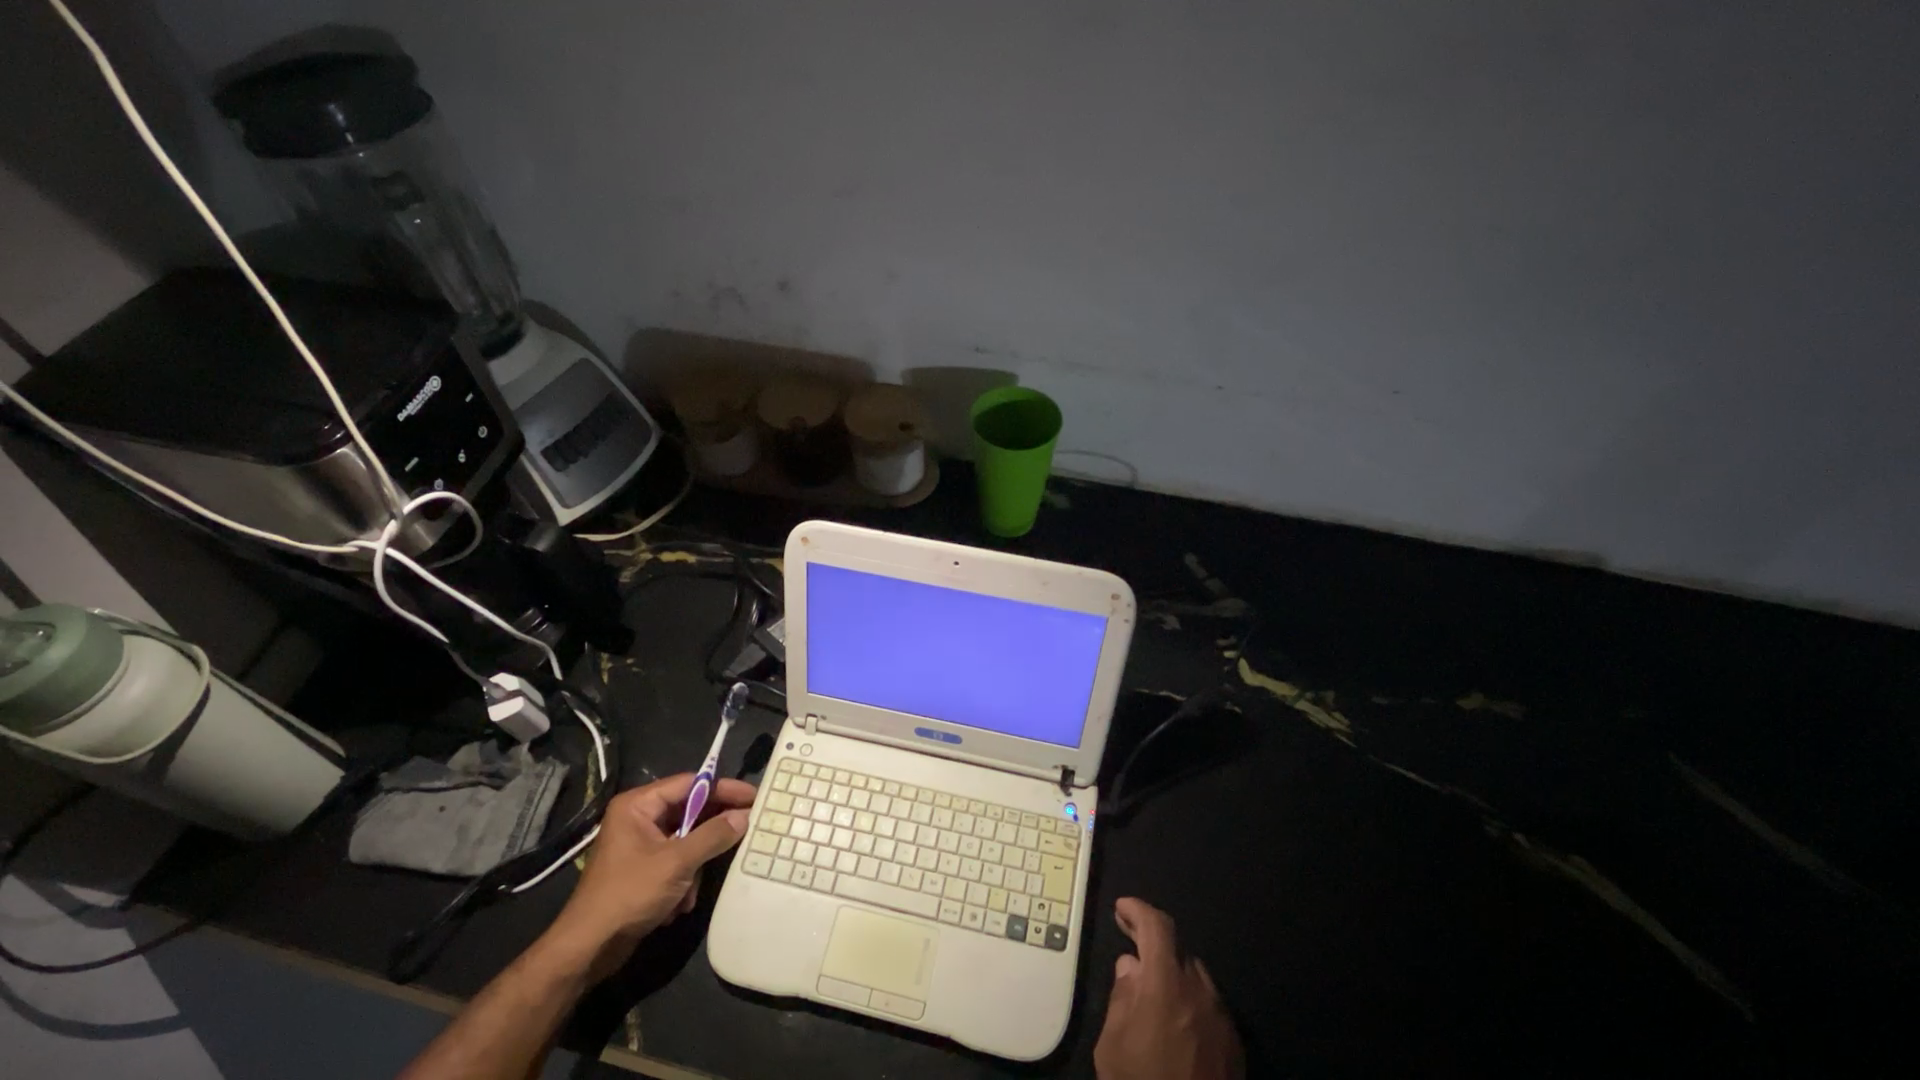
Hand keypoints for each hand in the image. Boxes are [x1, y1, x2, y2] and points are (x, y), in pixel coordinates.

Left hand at [542, 773, 754, 980]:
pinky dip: (684, 880)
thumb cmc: (629, 894)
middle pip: (689, 812)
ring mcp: (640, 845)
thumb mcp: (677, 862)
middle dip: (710, 832)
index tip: (754, 797)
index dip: (723, 789)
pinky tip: (680, 903)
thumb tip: (744, 816)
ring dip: (696, 865)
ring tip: (693, 888)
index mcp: (638, 805)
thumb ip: (713, 835)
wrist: (590, 946)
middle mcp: (638, 818)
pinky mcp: (644, 869)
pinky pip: (677, 862)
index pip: (690, 784)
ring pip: (687, 840)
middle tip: (746, 831)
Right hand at [1093, 898, 1243, 1079]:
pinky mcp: (1234, 1040)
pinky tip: (1173, 1020)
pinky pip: (1208, 1004)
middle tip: (1130, 947)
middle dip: (1152, 944)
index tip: (1121, 908)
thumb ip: (1121, 998)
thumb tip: (1130, 967)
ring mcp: (1221, 1015)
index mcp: (1167, 984)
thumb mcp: (1113, 1045)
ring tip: (1149, 989)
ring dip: (1172, 973)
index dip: (1138, 909)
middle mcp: (1200, 990)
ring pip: (1194, 977)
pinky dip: (1189, 1000)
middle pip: (1177, 950)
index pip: (1157, 926)